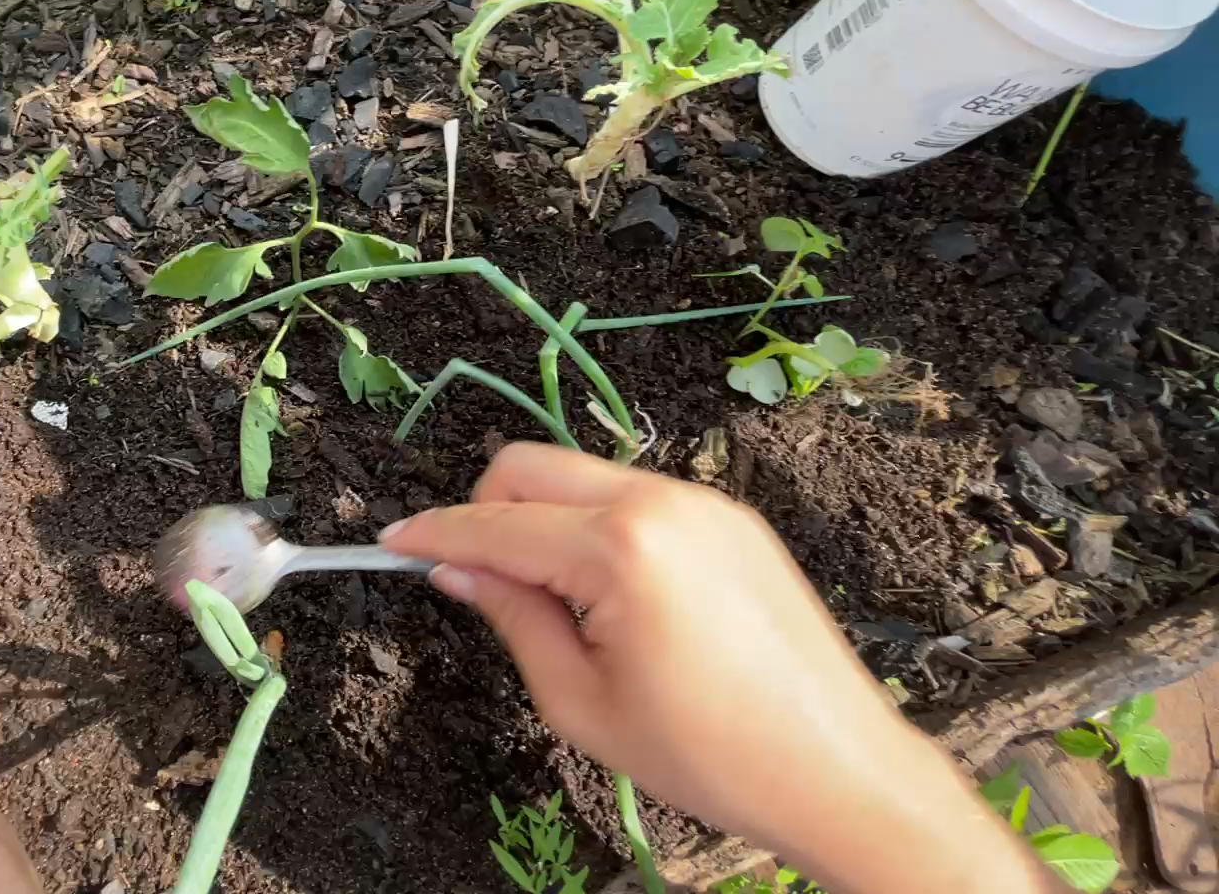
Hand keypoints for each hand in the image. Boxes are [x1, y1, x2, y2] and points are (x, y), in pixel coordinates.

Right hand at [382, 442, 1052, 893]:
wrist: (849, 777)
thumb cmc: (705, 756)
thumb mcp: (579, 700)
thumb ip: (508, 615)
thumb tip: (453, 570)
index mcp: (619, 551)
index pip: (495, 525)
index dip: (435, 533)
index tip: (393, 540)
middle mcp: (658, 500)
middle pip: (526, 465)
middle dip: (484, 508)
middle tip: (482, 573)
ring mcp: (697, 499)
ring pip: (573, 472)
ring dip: (537, 515)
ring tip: (549, 588)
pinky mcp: (724, 511)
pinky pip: (624, 492)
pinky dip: (587, 521)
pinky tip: (604, 582)